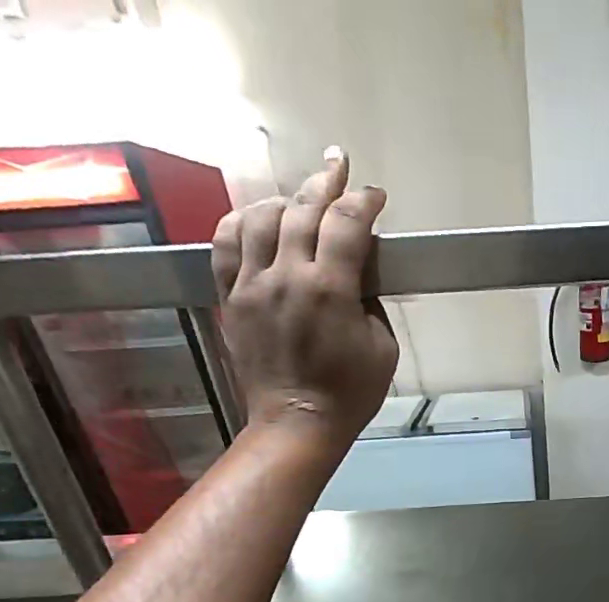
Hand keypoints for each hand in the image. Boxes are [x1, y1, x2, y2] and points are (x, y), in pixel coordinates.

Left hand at [211, 148, 396, 445]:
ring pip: (260, 218)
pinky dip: (241, 223)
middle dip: (326, 182)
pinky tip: (257, 220)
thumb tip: (358, 271)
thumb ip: (371, 301)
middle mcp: (286, 278)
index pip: (347, 222)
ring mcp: (251, 286)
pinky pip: (225, 245)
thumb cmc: (348, 394)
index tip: (375, 197)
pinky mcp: (230, 299)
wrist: (295, 425)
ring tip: (300, 198)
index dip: (364, 200)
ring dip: (284, 199)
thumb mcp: (383, 348)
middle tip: (340, 167)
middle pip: (303, 209)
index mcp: (329, 290)